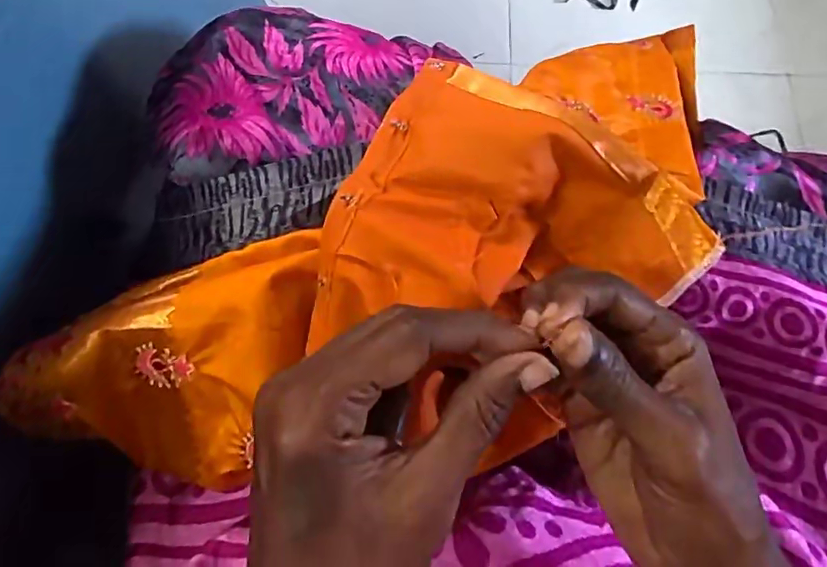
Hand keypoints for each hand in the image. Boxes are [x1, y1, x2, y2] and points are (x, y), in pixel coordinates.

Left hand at [249, 306, 558, 566]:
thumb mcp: (425, 498)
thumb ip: (476, 416)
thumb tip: (532, 362)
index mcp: (315, 402)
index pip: (403, 336)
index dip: (471, 330)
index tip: (528, 341)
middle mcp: (296, 376)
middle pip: (389, 328)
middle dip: (458, 334)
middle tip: (516, 350)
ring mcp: (294, 383)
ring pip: (379, 337)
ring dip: (438, 345)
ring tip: (493, 360)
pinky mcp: (302, 396)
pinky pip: (365, 360)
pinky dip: (411, 365)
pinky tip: (451, 374)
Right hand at [524, 269, 782, 566]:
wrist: (700, 564)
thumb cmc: (707, 497)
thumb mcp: (670, 439)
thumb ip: (616, 384)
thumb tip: (565, 331)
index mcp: (666, 338)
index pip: (614, 295)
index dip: (576, 295)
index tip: (543, 318)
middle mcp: (632, 342)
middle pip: (582, 299)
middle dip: (551, 303)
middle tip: (524, 326)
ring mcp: (602, 369)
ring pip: (561, 327)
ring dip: (534, 328)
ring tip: (513, 343)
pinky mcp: (577, 400)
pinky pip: (547, 365)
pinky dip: (527, 359)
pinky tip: (511, 363)